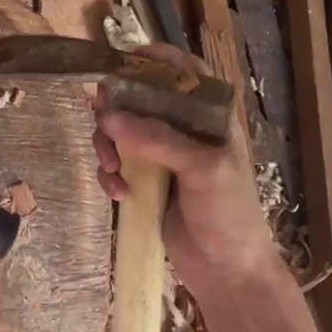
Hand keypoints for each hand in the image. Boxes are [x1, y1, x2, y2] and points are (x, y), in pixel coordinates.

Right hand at [92, 49, 279, 297]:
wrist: (228, 274)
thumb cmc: (229, 213)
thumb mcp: (201, 169)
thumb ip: (156, 138)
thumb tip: (106, 116)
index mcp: (208, 117)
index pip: (185, 70)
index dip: (157, 58)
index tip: (126, 58)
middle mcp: (182, 128)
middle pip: (139, 95)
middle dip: (115, 107)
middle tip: (102, 118)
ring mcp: (161, 154)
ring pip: (118, 128)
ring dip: (106, 144)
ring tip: (110, 167)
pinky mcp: (144, 179)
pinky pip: (114, 162)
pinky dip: (109, 173)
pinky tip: (117, 193)